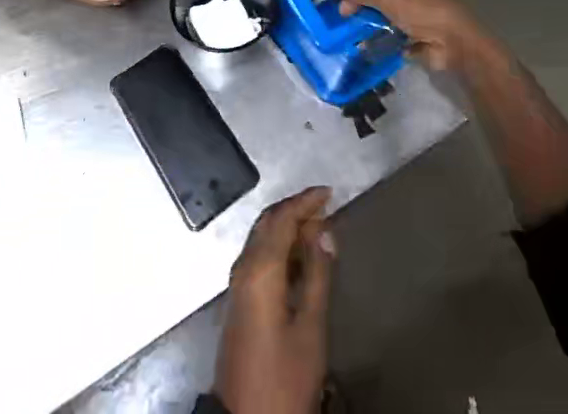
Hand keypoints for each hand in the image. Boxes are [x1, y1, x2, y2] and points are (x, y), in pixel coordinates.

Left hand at [214, 187, 334, 413]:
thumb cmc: (285, 375)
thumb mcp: (310, 327)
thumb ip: (317, 275)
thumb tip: (325, 231)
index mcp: (259, 269)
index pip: (280, 219)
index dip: (304, 201)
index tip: (329, 192)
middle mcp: (243, 267)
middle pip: (267, 223)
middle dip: (295, 209)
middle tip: (326, 205)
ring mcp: (238, 282)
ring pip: (262, 238)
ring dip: (288, 226)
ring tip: (319, 225)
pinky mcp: (241, 297)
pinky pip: (260, 256)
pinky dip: (281, 245)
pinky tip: (302, 254)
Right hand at [338, 0, 502, 72]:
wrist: (456, 43)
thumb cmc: (422, 12)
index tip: (342, 9)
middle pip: (380, 1)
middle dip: (363, 12)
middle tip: (347, 24)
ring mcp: (418, 18)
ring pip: (387, 21)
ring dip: (372, 29)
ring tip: (355, 40)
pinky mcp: (421, 39)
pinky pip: (397, 39)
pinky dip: (386, 44)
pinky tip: (372, 51)